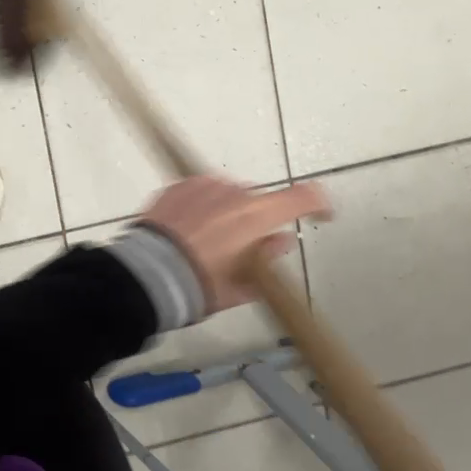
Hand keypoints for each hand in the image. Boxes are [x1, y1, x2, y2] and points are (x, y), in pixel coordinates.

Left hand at [139, 177, 330, 312]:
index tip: (323, 213)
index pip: (302, 197)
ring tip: (210, 240)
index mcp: (255, 217)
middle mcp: (232, 193)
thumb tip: (280, 241)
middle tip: (241, 247)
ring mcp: (202, 185)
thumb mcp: (241, 285)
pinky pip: (200, 191)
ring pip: (228, 193)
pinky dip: (203, 205)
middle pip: (257, 199)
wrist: (147, 273)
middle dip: (256, 219)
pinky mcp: (177, 185)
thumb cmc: (200, 285)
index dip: (318, 203)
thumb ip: (266, 259)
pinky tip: (190, 228)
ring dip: (227, 210)